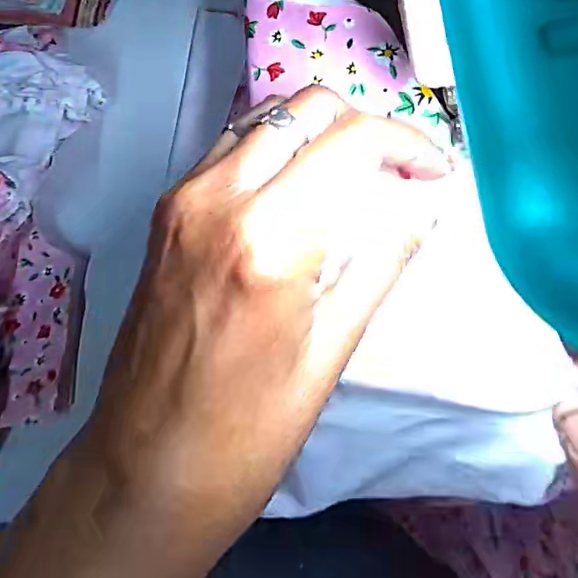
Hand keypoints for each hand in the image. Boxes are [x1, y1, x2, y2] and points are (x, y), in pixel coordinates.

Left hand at [0, 87, 451, 577]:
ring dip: (319, 129)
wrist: (141, 470)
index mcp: (267, 238)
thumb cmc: (245, 435)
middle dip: (365, 124)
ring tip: (354, 173)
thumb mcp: (329, 353)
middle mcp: (218, 197)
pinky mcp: (167, 207)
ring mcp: (184, 196)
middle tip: (396, 169)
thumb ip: (380, 261)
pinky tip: (299, 184)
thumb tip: (422, 203)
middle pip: (307, 107)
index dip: (408, 141)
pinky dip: (277, 145)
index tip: (437, 167)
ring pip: (268, 117)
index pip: (351, 142)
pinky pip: (232, 144)